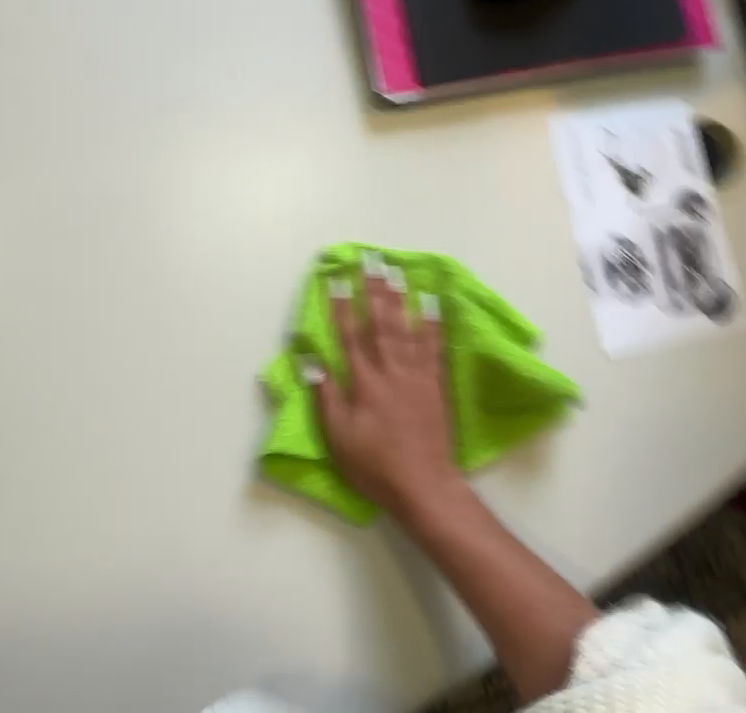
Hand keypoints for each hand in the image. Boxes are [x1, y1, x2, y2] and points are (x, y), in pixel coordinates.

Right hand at [310, 255, 463, 514]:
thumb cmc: (374, 466)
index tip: (338, 279)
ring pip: (407, 327)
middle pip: (381, 323)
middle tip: (371, 260)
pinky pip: (434, 346)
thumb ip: (326, 397)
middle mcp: (391, 371)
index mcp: (364, 383)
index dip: (342, 306)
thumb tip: (310, 361)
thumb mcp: (338, 438)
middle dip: (374, 289)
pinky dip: (433, 322)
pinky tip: (432, 303)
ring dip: (400, 297)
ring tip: (397, 270)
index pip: (350, 336)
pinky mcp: (435, 385)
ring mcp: (416, 375)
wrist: (424, 486)